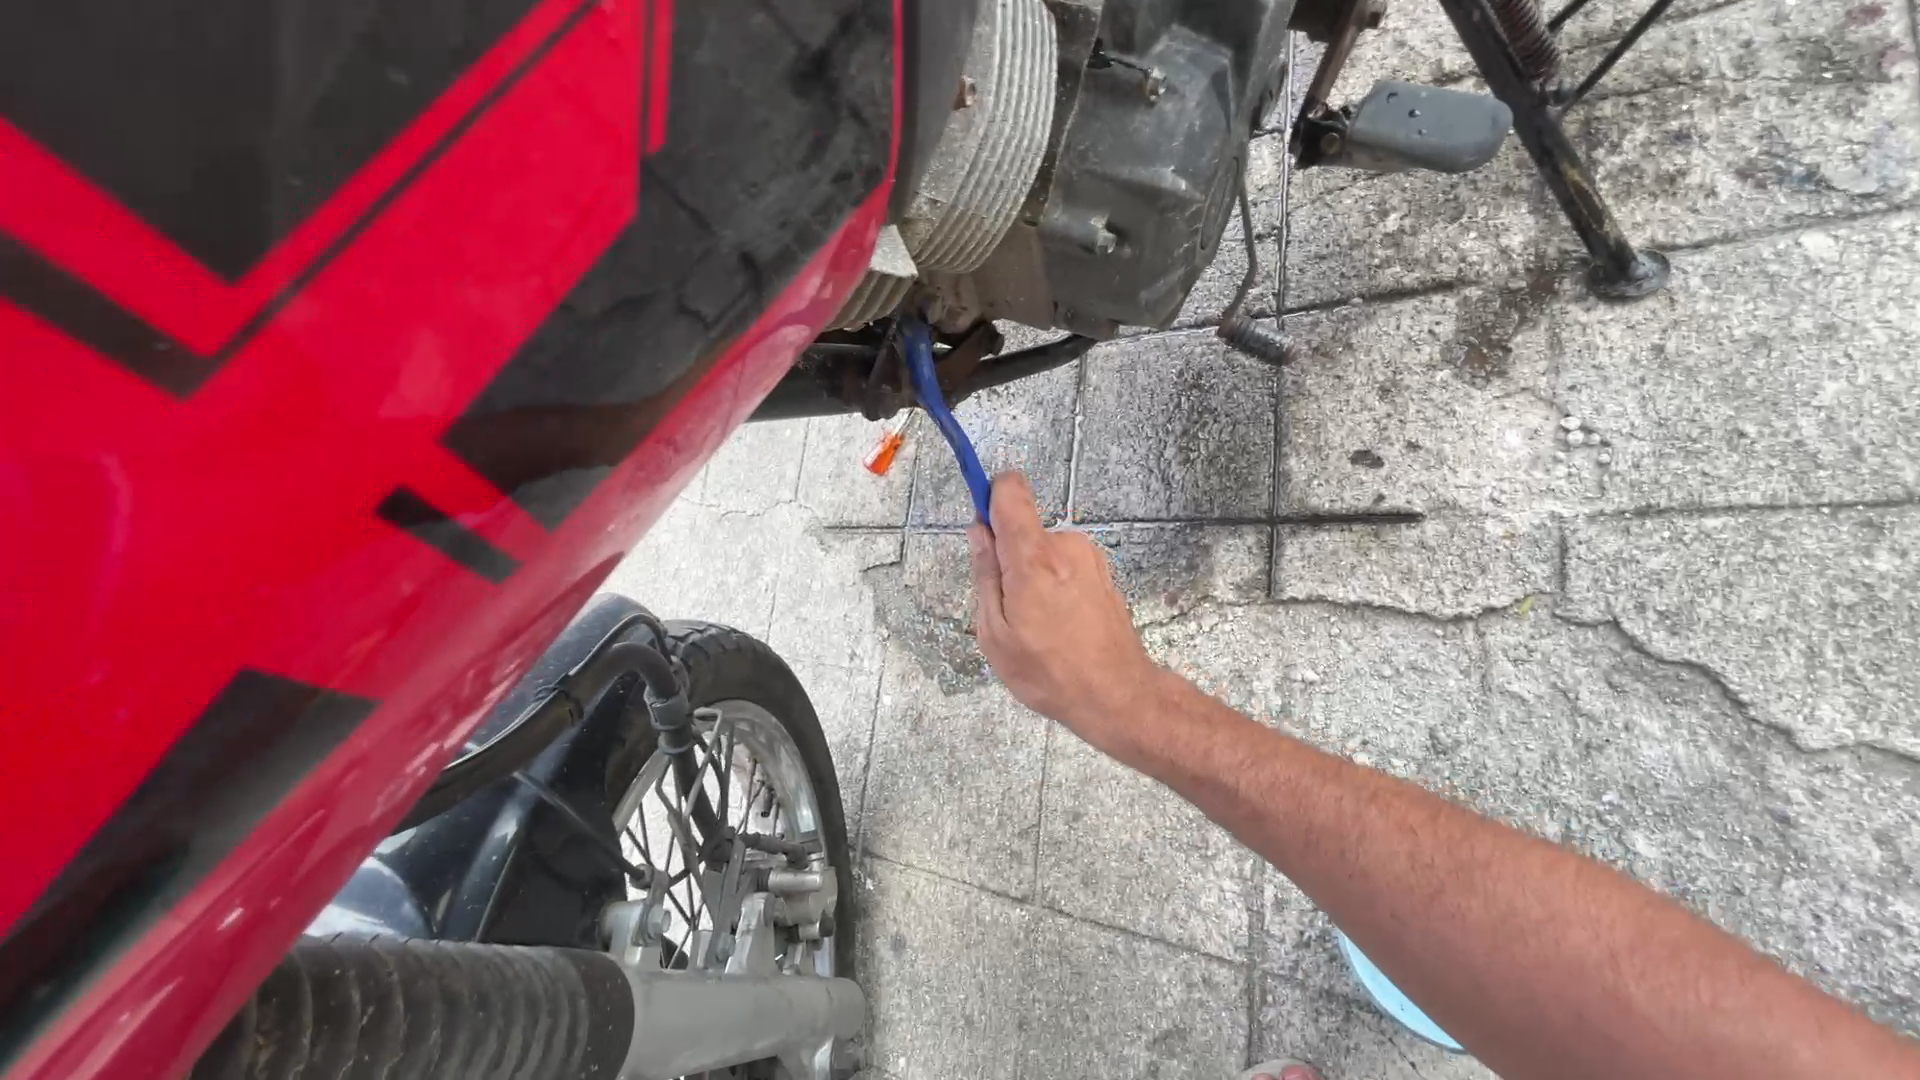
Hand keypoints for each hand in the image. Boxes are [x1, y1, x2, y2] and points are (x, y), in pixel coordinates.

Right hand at [967, 472, 1169, 763]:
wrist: (1117, 695)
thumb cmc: (1049, 672)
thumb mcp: (995, 633)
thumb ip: (985, 574)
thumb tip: (978, 531)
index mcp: (1034, 557)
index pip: (1010, 490)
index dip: (989, 497)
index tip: (982, 526)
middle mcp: (1065, 546)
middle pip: (1023, 528)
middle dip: (1008, 559)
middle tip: (1009, 609)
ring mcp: (1089, 557)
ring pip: (1043, 551)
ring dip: (1032, 577)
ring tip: (1037, 624)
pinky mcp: (1103, 570)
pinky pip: (1064, 565)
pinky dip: (1055, 586)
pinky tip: (1060, 624)